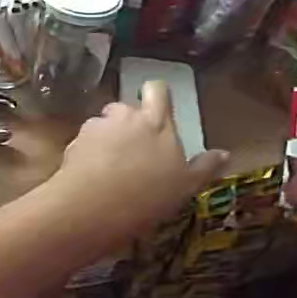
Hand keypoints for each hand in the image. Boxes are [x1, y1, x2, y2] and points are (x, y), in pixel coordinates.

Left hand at [50, 80, 229, 239]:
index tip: (157, 111)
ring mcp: (96, 128)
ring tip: (109, 167)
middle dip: (127, 121)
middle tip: (133, 150)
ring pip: (102, 125)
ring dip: (105, 138)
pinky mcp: (72, 143)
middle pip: (125, 107)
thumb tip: (224, 154)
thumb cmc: (148, 196)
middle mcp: (125, 116)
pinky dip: (87, 154)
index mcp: (157, 122)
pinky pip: (83, 143)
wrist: (94, 208)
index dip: (156, 96)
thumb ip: (203, 167)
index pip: (157, 90)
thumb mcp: (185, 186)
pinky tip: (91, 176)